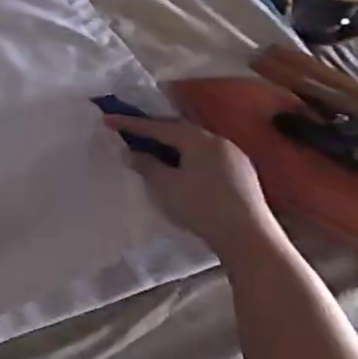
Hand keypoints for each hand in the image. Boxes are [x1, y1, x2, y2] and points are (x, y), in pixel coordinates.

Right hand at [103, 113, 285, 261]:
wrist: (249, 239)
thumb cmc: (202, 207)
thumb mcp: (165, 185)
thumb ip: (146, 165)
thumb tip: (132, 153)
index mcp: (201, 140)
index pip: (159, 127)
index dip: (131, 124)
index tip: (108, 119)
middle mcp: (220, 142)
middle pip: (180, 130)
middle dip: (154, 129)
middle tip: (131, 130)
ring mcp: (235, 158)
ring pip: (196, 143)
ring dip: (173, 143)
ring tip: (154, 148)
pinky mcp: (242, 174)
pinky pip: (208, 155)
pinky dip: (188, 155)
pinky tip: (181, 166)